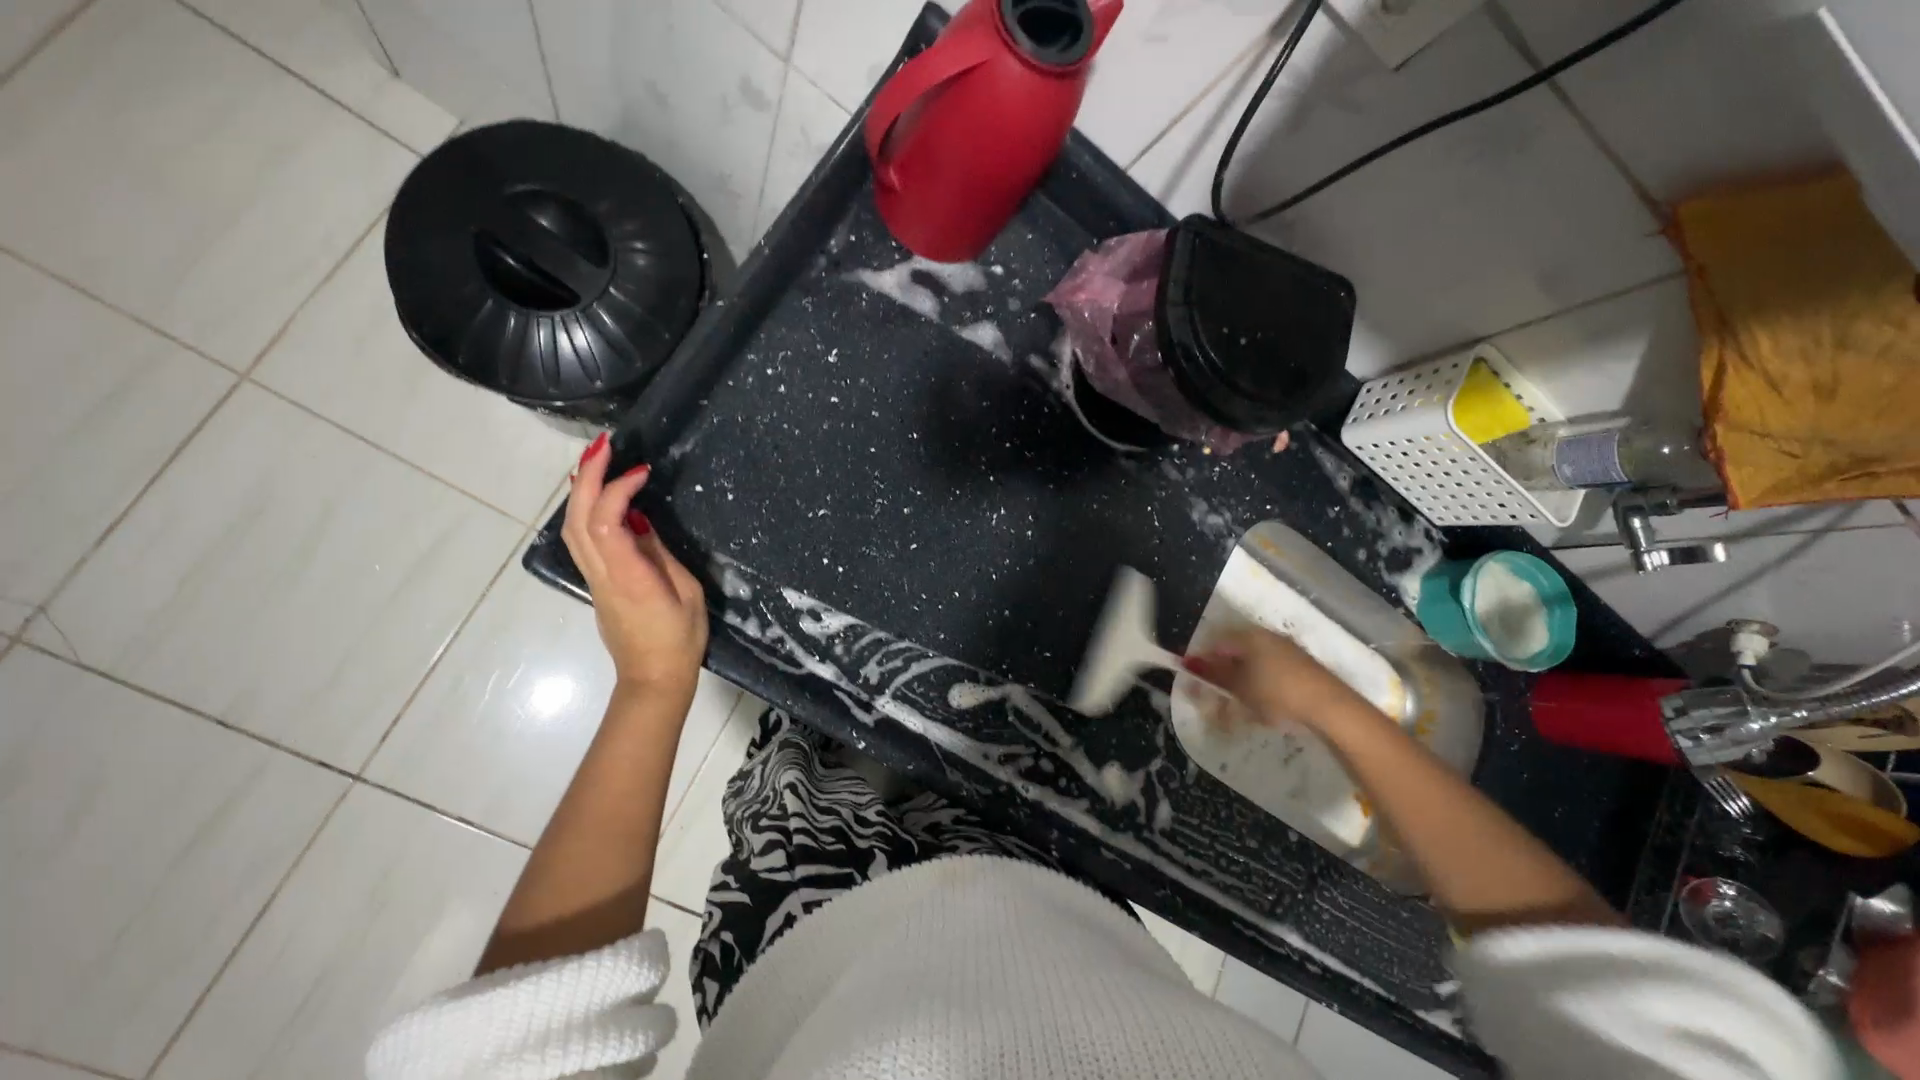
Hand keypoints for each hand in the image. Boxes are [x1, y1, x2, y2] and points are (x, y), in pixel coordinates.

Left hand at [562, 433, 707, 697]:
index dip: (617, 489)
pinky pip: (580, 539)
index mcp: (629, 576)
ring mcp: (594, 579)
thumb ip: (658, 554)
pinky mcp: (596, 583)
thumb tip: (637, 521)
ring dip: (581, 490)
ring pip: (572, 528)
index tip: (642, 470)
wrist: (653, 679)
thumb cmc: (679, 640)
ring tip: (596, 460)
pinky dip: (584, 509)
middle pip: (579, 518)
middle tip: (604, 444)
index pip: (606, 522)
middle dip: (588, 476)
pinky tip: (594, 495)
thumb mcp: (685, 593)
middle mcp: (602, 574)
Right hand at [1185, 626, 1373, 734]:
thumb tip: (1190, 662)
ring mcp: (1286, 650)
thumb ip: (1214, 674)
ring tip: (1239, 708)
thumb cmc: (1277, 693)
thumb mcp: (1240, 686)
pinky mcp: (1300, 667)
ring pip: (1252, 665)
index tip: (1195, 683)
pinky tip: (1262, 707)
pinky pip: (1269, 672)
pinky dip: (1259, 687)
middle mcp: (1267, 637)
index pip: (1215, 641)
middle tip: (1217, 699)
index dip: (1201, 661)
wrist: (1329, 706)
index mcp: (1250, 636)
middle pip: (1234, 652)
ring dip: (1240, 684)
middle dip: (1222, 676)